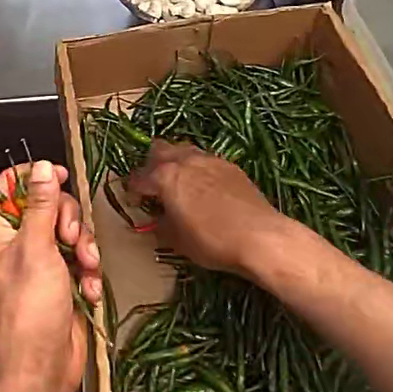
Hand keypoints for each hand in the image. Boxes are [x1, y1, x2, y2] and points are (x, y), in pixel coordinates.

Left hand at [0, 160, 100, 391]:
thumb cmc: (27, 314)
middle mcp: (16, 243)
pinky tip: (88, 288)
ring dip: (84, 247)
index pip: (10, 185)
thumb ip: (41, 206)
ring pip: (69, 230)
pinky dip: (88, 269)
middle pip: (48, 205)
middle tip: (70, 240)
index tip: (59, 177)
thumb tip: (42, 168)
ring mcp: (40, 262)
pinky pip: (80, 257)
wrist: (42, 369)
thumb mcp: (36, 250)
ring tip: (85, 268)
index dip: (35, 177)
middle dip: (68, 220)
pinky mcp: (61, 278)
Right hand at [123, 140, 311, 281]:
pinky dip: (198, 169)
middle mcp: (186, 161)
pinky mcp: (231, 166)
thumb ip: (161, 225)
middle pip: (159, 150)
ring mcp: (210, 160)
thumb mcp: (177, 240)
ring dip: (176, 162)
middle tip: (154, 187)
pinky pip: (206, 160)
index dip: (132, 191)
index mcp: (166, 177)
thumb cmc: (211, 241)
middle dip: (152, 165)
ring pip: (184, 150)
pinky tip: (204, 188)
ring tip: (178, 184)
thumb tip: (158, 219)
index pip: (139, 178)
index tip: (134, 202)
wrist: (259, 236)